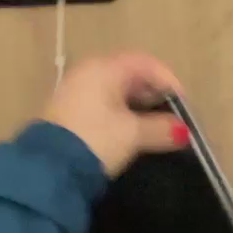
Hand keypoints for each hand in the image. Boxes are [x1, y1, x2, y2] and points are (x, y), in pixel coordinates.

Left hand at [43, 52, 187, 175]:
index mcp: (104, 68)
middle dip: (153, 95)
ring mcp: (73, 92)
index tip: (183, 106)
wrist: (48, 169)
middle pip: (129, 75)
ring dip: (137, 108)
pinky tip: (127, 135)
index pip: (145, 63)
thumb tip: (183, 132)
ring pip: (114, 92)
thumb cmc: (96, 140)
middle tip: (171, 118)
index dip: (169, 80)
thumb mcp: (133, 135)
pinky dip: (118, 115)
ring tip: (153, 129)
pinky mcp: (66, 113)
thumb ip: (161, 129)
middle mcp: (87, 73)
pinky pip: (100, 106)